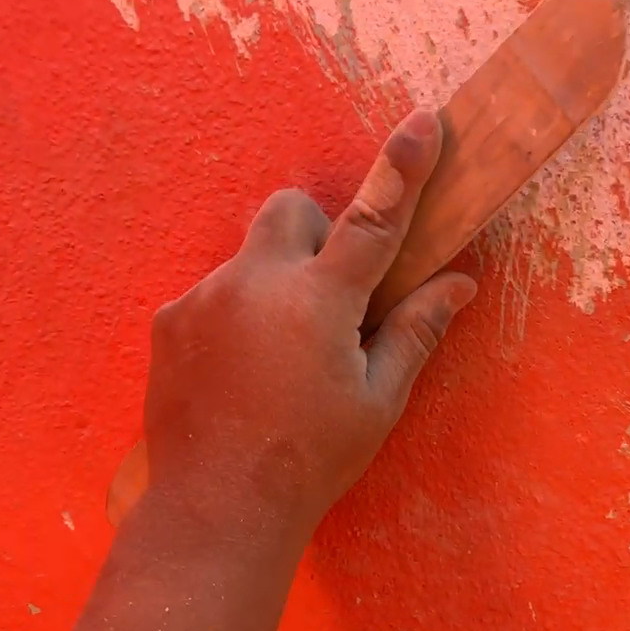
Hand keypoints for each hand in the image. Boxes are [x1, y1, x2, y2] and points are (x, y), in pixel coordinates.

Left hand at [140, 107, 475, 539]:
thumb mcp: (378, 401)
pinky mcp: (169, 320)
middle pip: (289, 210)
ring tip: (284, 358)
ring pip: (251, 257)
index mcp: (319, 303)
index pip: (372, 221)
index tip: (426, 123)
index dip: (403, 169)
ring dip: (278, 285)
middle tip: (332, 298)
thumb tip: (460, 285)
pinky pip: (215, 293)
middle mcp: (255, 283)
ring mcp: (204, 298)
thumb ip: (414, 331)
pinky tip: (246, 373)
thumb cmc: (314, 459)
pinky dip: (240, 315)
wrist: (220, 506)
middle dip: (316, 235)